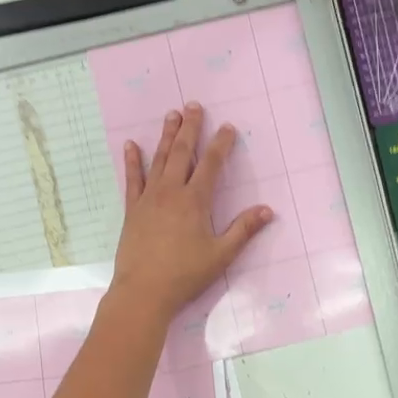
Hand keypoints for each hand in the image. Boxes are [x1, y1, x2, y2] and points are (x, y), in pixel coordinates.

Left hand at [108, 103, 272, 320]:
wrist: (144, 290)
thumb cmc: (186, 274)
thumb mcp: (221, 254)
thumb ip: (243, 229)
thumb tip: (267, 210)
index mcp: (195, 201)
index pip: (210, 165)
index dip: (220, 145)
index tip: (228, 128)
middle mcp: (171, 192)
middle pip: (181, 153)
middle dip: (190, 129)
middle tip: (194, 106)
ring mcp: (149, 199)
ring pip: (158, 159)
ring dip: (166, 136)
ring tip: (171, 115)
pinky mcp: (132, 210)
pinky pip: (132, 179)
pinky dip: (132, 161)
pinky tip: (131, 145)